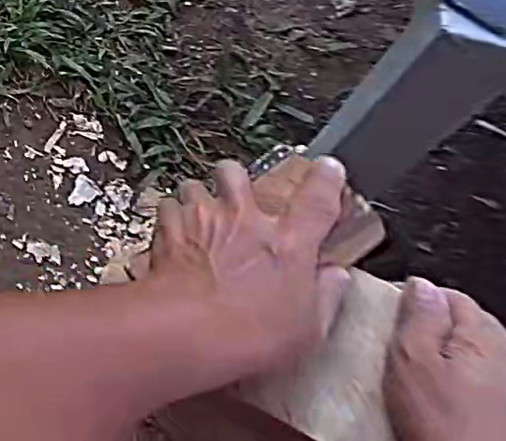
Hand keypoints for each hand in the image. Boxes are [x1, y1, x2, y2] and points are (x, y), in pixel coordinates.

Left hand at [144, 157, 352, 378]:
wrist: (193, 329)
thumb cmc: (255, 337)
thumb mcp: (309, 330)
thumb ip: (325, 296)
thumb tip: (336, 276)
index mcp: (287, 243)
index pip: (316, 201)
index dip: (326, 180)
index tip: (328, 167)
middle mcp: (243, 218)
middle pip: (235, 171)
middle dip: (232, 178)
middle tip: (232, 198)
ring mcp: (203, 215)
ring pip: (194, 185)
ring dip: (196, 200)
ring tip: (198, 222)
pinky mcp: (170, 222)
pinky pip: (169, 207)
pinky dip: (171, 219)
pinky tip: (174, 238)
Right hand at [385, 277, 505, 440]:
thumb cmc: (448, 434)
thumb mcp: (412, 363)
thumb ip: (419, 318)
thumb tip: (422, 285)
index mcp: (492, 342)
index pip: (455, 298)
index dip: (421, 301)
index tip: (397, 318)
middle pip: (481, 332)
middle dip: (449, 336)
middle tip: (414, 356)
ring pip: (500, 368)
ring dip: (473, 370)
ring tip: (442, 389)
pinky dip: (492, 402)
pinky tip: (471, 419)